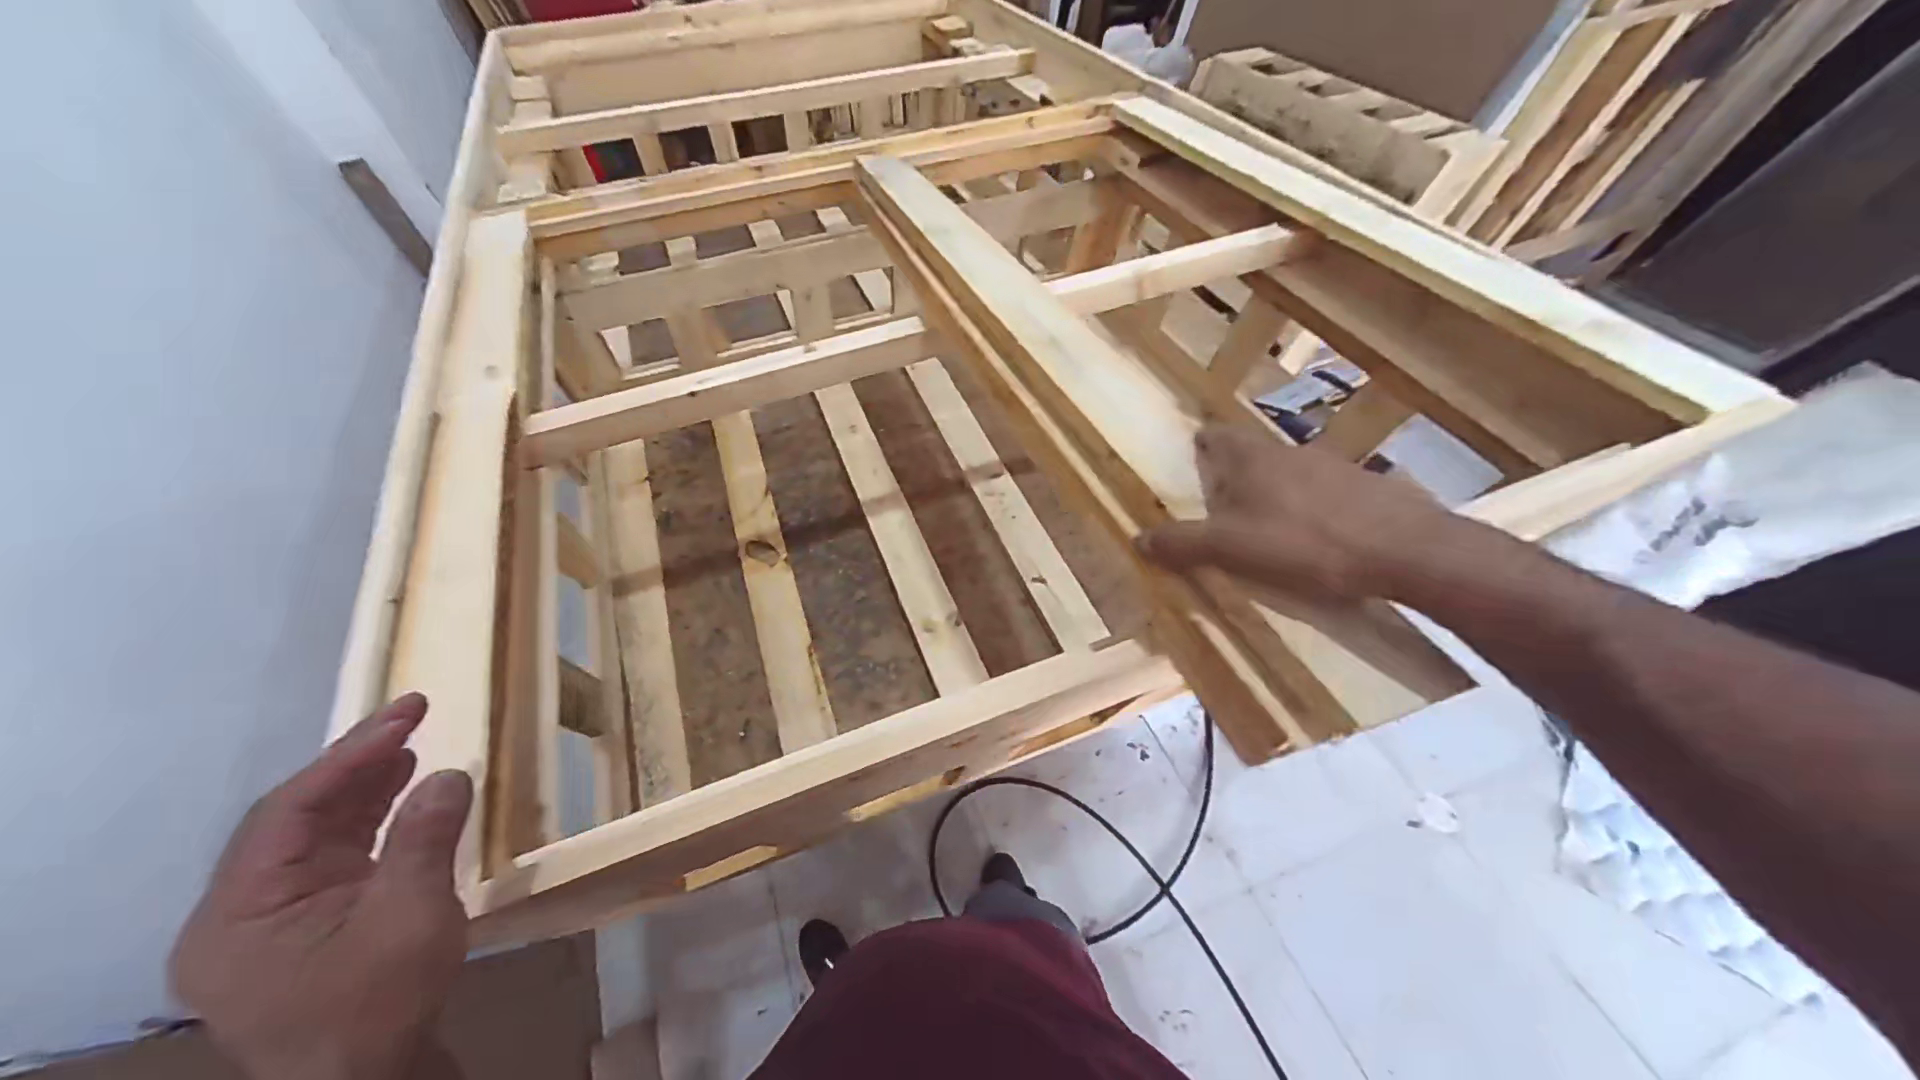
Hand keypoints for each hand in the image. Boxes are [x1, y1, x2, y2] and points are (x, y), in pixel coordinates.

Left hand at [170, 694, 473, 1079]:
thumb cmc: (379, 1003)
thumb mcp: (410, 917)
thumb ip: (424, 839)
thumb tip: (448, 774)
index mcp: (237, 915)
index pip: (286, 812)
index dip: (348, 757)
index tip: (406, 715)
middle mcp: (241, 911)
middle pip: (295, 817)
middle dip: (356, 762)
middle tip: (412, 712)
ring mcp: (274, 920)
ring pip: (317, 833)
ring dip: (367, 787)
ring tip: (411, 742)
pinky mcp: (310, 924)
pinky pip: (338, 856)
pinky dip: (375, 820)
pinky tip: (407, 792)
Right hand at [1137, 425, 1461, 601]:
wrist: (1404, 550)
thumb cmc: (1304, 542)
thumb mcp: (1230, 548)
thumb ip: (1182, 543)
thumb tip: (1137, 538)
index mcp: (1251, 458)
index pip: (1216, 436)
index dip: (1201, 444)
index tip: (1192, 457)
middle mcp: (1288, 452)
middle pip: (1250, 454)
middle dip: (1233, 473)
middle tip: (1219, 501)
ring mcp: (1331, 466)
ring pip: (1287, 472)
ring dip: (1271, 491)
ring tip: (1262, 522)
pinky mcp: (1364, 487)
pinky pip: (1321, 492)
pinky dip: (1306, 507)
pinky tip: (1311, 535)